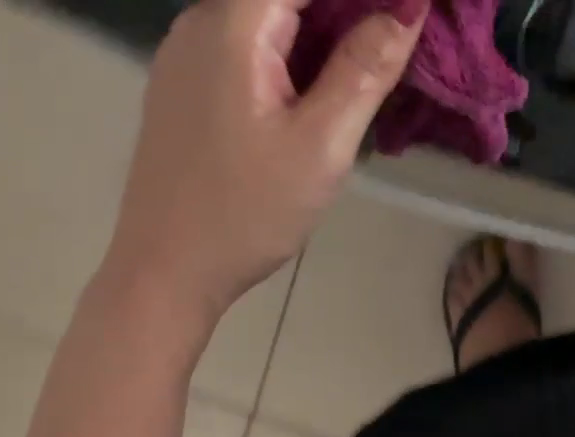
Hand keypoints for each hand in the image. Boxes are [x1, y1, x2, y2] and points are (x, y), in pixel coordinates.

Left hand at [101, 0, 426, 323]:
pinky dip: (285, 59)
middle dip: (345, 14)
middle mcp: (202, 20)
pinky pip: (241, 49)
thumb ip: (365, 70)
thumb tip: (409, 8)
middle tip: (388, 53)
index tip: (404, 20)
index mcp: (236, 21)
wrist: (164, 272)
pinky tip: (309, 100)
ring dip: (317, 38)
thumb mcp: (319, 147)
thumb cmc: (244, 215)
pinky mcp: (180, 89)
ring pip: (265, 19)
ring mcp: (183, 54)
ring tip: (358, 78)